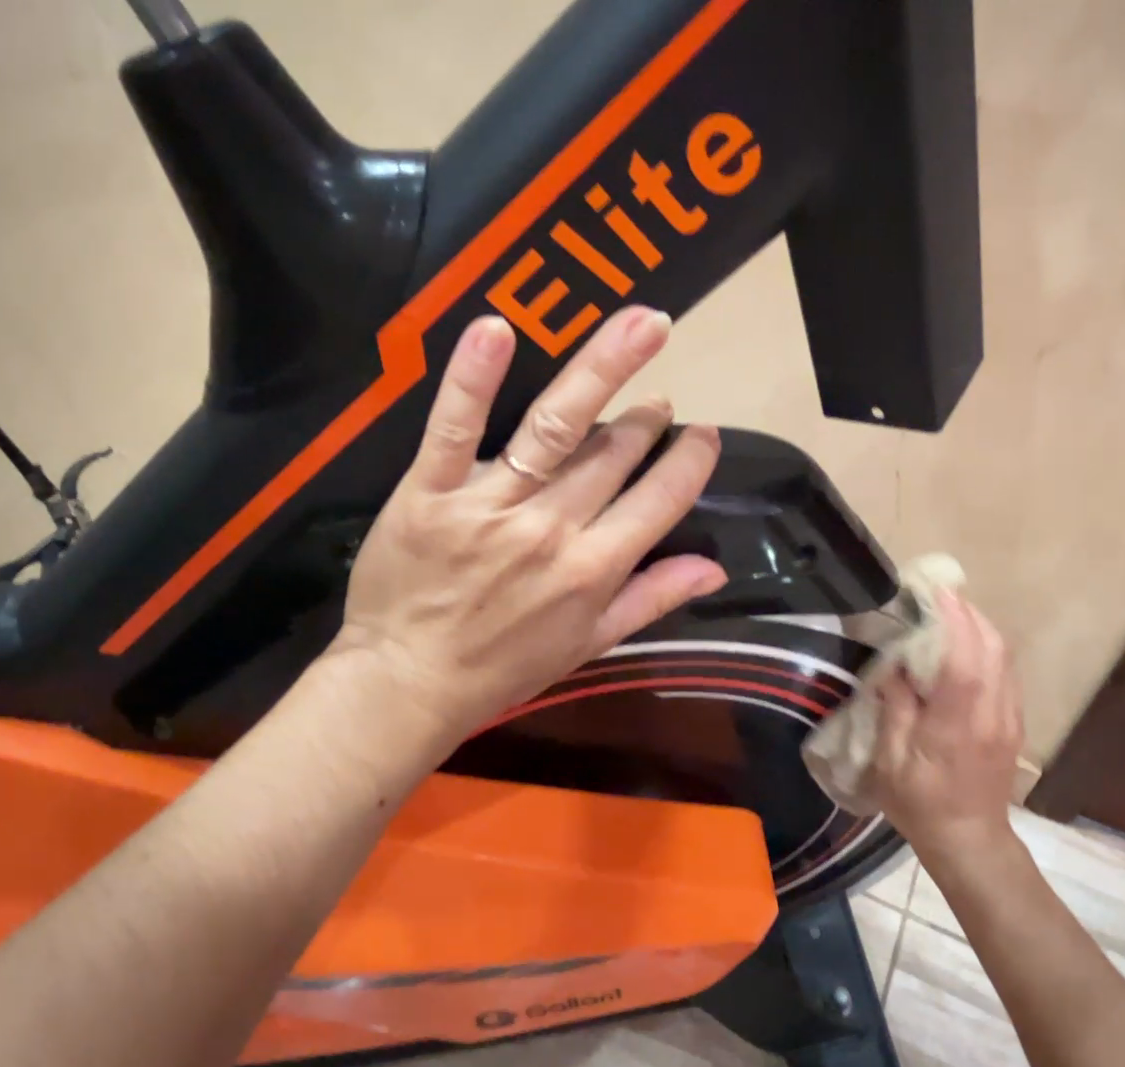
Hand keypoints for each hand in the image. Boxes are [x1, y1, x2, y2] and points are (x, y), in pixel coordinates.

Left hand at [327, 306, 727, 744]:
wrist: (409, 683)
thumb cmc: (504, 667)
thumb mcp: (591, 643)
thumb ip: (653, 598)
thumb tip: (716, 568)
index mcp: (595, 568)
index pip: (661, 498)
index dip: (692, 459)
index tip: (704, 433)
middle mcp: (553, 529)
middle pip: (613, 452)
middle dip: (646, 417)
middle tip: (658, 398)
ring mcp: (491, 505)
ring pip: (554, 426)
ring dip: (602, 369)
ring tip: (642, 325)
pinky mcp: (432, 490)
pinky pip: (456, 427)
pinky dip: (475, 377)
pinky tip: (496, 327)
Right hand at [870, 591, 1024, 858]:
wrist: (969, 841)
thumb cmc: (920, 803)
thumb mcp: (891, 761)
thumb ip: (896, 708)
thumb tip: (895, 667)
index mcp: (958, 723)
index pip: (964, 659)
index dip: (954, 620)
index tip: (936, 592)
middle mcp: (991, 714)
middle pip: (992, 648)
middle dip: (968, 614)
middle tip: (939, 596)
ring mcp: (1008, 718)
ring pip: (1004, 657)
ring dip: (980, 628)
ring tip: (951, 614)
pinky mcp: (1013, 723)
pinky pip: (1005, 672)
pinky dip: (987, 649)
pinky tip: (966, 648)